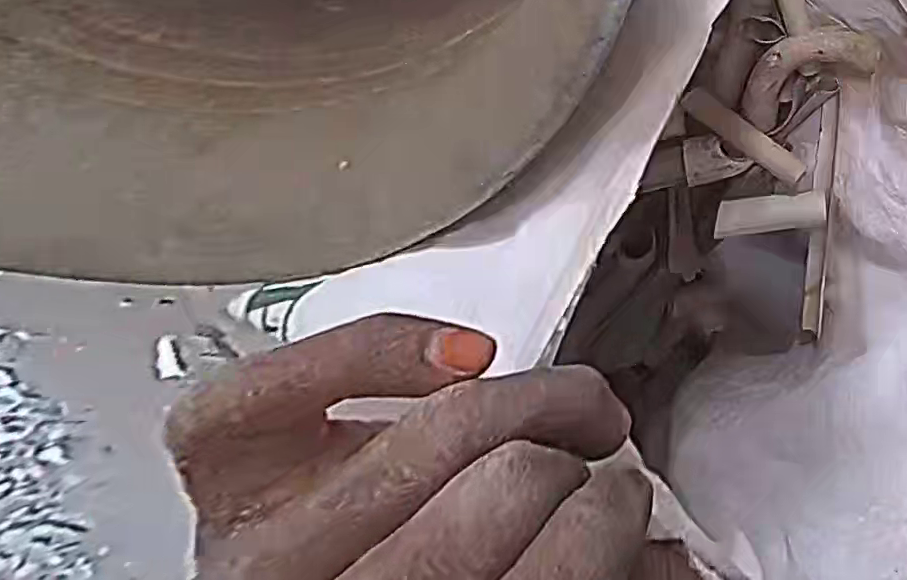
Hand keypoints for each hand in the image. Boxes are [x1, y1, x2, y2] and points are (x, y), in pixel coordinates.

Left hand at [165, 313, 650, 579]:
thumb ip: (591, 565)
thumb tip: (673, 549)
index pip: (552, 562)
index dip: (609, 518)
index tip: (628, 499)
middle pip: (505, 484)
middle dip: (577, 448)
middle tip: (599, 442)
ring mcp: (268, 547)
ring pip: (437, 424)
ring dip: (531, 396)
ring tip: (561, 400)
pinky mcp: (233, 488)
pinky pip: (261, 398)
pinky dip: (370, 348)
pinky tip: (452, 357)